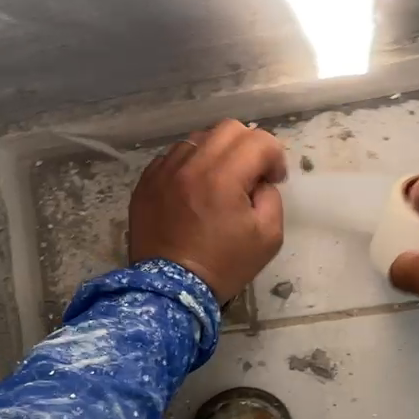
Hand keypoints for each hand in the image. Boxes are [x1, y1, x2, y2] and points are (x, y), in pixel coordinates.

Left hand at [128, 119, 287, 303]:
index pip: (258, 140)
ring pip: (197, 140)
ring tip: (218, 184)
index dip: (274, 157)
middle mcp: (190, 165)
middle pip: (227, 129)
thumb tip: (258, 181)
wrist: (168, 289)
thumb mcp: (268, 236)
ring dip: (215, 154)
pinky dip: (187, 167)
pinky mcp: (144, 184)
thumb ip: (271, 197)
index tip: (273, 180)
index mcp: (222, 176)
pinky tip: (192, 191)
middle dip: (247, 147)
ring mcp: (162, 172)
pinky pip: (171, 159)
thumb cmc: (222, 266)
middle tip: (249, 176)